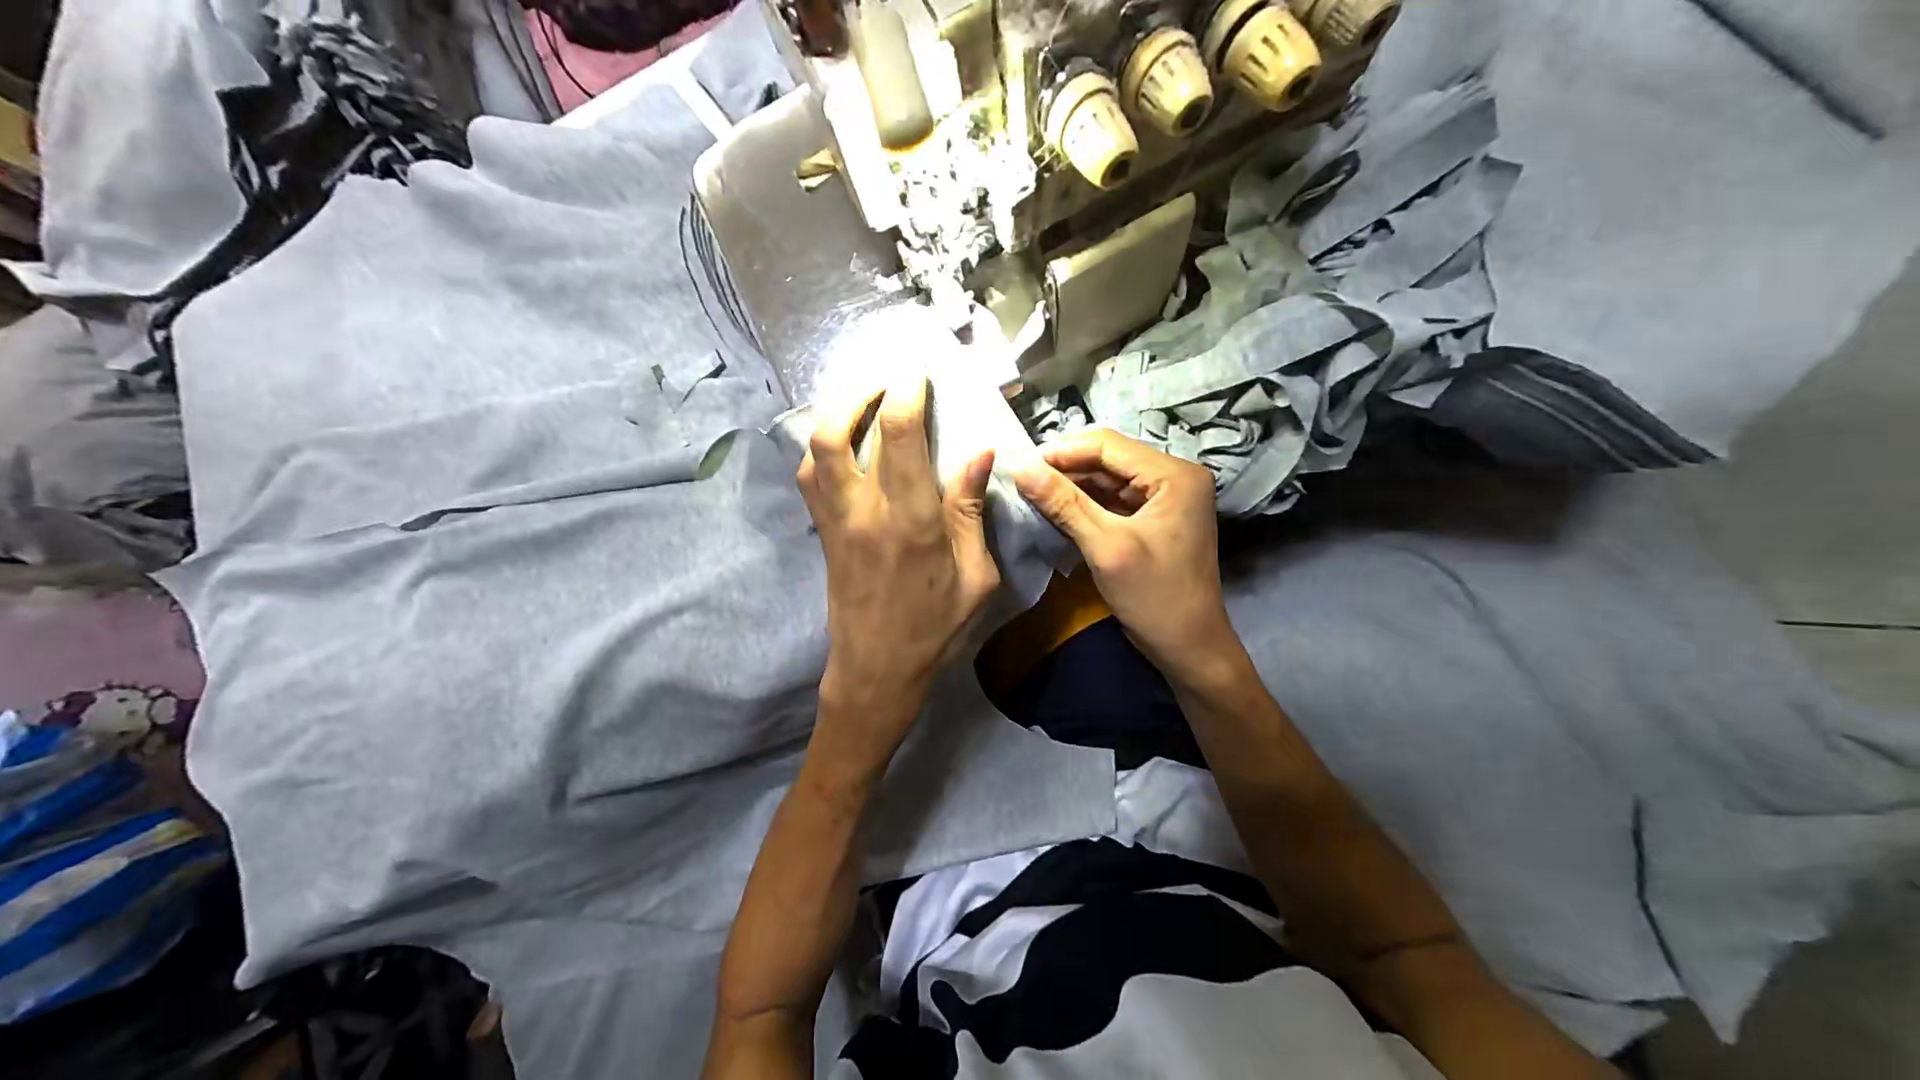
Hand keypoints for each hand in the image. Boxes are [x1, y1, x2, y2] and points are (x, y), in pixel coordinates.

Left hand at [799, 374, 1000, 758]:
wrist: (874, 672)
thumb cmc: (934, 630)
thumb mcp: (975, 578)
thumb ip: (972, 514)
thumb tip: (979, 456)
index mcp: (909, 521)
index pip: (898, 436)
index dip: (906, 394)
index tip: (919, 378)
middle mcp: (863, 511)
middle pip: (841, 432)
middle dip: (863, 392)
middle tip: (888, 381)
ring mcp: (834, 521)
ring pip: (815, 450)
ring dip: (836, 415)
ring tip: (863, 402)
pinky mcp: (822, 533)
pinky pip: (809, 477)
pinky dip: (822, 449)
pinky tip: (844, 445)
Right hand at [1014, 429, 1234, 675]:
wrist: (1189, 647)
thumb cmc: (1154, 597)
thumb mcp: (1105, 547)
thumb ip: (1063, 503)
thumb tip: (1021, 468)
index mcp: (1174, 475)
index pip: (1109, 445)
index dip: (1063, 451)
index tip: (1022, 465)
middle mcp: (1175, 476)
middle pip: (1109, 458)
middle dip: (1066, 467)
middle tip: (1023, 479)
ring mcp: (1166, 497)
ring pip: (1108, 478)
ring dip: (1073, 484)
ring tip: (1033, 492)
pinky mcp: (1155, 517)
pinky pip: (1114, 499)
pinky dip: (1086, 502)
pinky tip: (1056, 508)